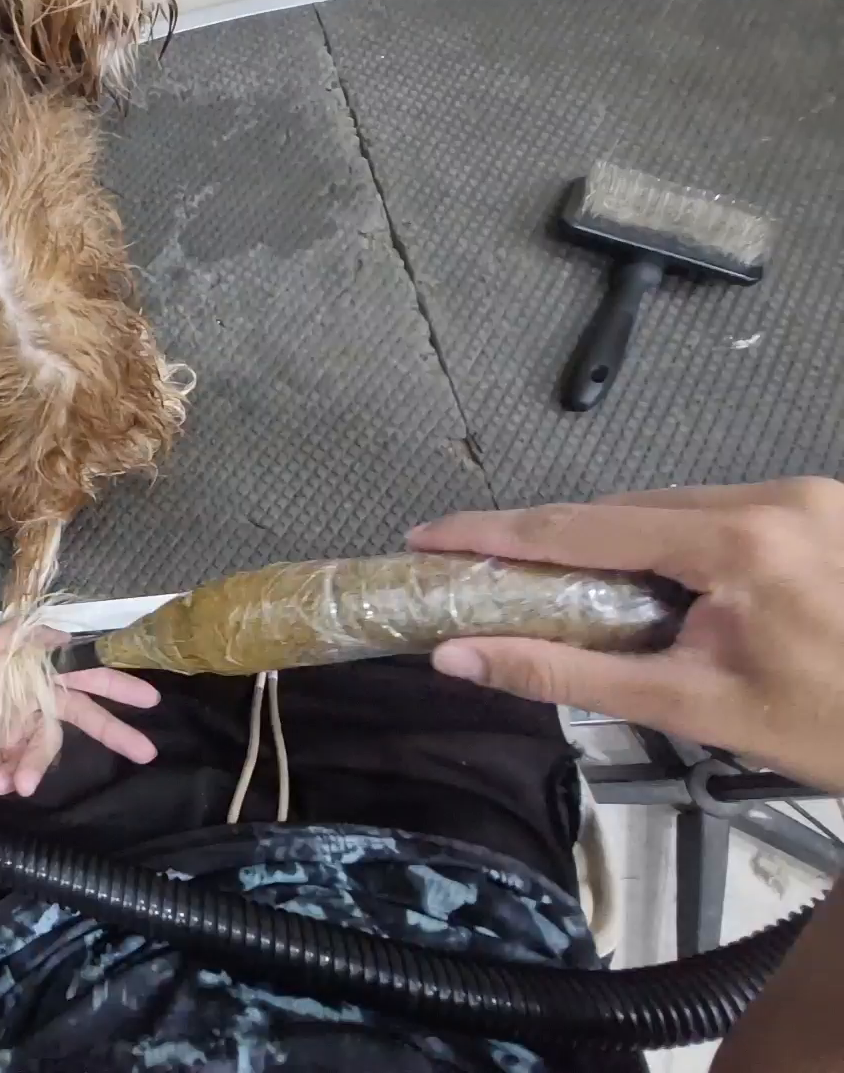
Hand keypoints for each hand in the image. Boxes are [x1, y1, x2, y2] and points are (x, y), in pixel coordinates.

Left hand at [0, 622, 159, 815]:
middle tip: (147, 752)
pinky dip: (17, 774)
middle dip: (112, 730)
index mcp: (22, 669)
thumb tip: (61, 632)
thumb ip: (17, 638)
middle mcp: (26, 697)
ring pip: (49, 747)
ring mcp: (19, 731)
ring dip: (34, 763)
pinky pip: (31, 768)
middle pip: (79, 711)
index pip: (76, 670)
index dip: (110, 681)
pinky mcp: (11, 760)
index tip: (145, 697)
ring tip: (15, 779)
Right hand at [408, 477, 843, 791]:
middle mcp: (774, 497)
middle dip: (538, 536)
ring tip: (554, 581)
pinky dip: (650, 538)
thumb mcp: (691, 707)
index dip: (486, 530)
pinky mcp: (826, 507)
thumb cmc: (840, 727)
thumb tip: (450, 657)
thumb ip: (561, 674)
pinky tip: (643, 578)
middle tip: (477, 567)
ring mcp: (809, 496)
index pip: (574, 526)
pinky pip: (703, 510)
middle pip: (614, 508)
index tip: (422, 535)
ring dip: (595, 539)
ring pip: (657, 505)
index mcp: (738, 541)